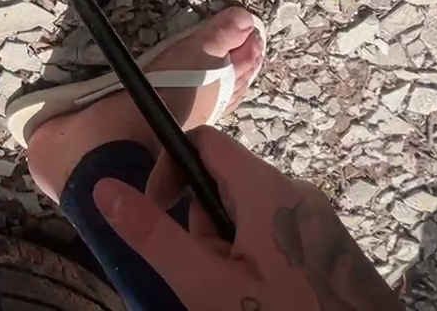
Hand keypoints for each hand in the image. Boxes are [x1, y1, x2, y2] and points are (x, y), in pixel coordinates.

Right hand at [94, 127, 402, 310]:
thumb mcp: (210, 288)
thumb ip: (156, 236)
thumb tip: (103, 187)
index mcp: (267, 190)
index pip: (204, 141)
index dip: (169, 166)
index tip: (156, 210)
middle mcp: (297, 195)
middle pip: (223, 181)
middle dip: (200, 225)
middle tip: (204, 277)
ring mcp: (320, 225)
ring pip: (248, 215)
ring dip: (227, 248)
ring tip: (234, 298)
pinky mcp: (333, 254)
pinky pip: (276, 237)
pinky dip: (255, 262)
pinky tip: (261, 301)